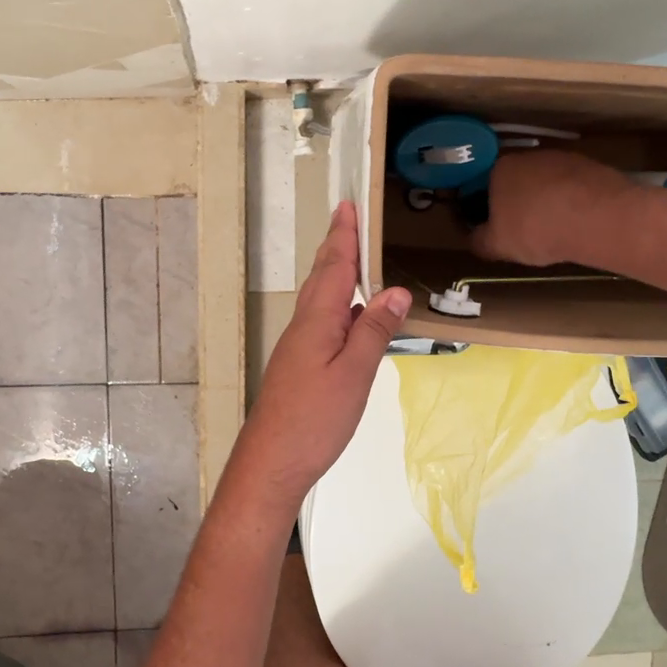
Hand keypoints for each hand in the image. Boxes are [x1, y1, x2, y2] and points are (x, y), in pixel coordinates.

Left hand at [229, 202, 410, 512]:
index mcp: (317, 321)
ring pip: (321, 298)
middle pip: (322, 276)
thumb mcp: (354, 374)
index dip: (343, 236)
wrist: (272, 461)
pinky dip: (339, 304)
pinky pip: (322, 320)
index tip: (348, 205)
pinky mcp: (300, 365)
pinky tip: (352, 315)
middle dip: (337, 245)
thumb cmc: (315, 419)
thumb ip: (374, 331)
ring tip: (355, 255)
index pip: (334, 267)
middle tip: (350, 218)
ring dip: (337, 272)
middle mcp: (304, 326)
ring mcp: (299, 346)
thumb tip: (394, 290)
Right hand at [472, 150, 630, 265]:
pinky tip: (576, 223)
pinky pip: (572, 187)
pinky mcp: (591, 166)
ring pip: (546, 183)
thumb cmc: (536, 228)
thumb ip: (479, 241)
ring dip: (545, 202)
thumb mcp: (497, 245)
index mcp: (499, 168)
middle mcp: (529, 156)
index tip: (492, 228)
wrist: (598, 217)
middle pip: (516, 181)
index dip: (484, 208)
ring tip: (553, 230)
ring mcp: (563, 158)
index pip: (482, 185)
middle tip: (522, 231)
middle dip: (516, 204)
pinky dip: (571, 202)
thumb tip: (473, 238)